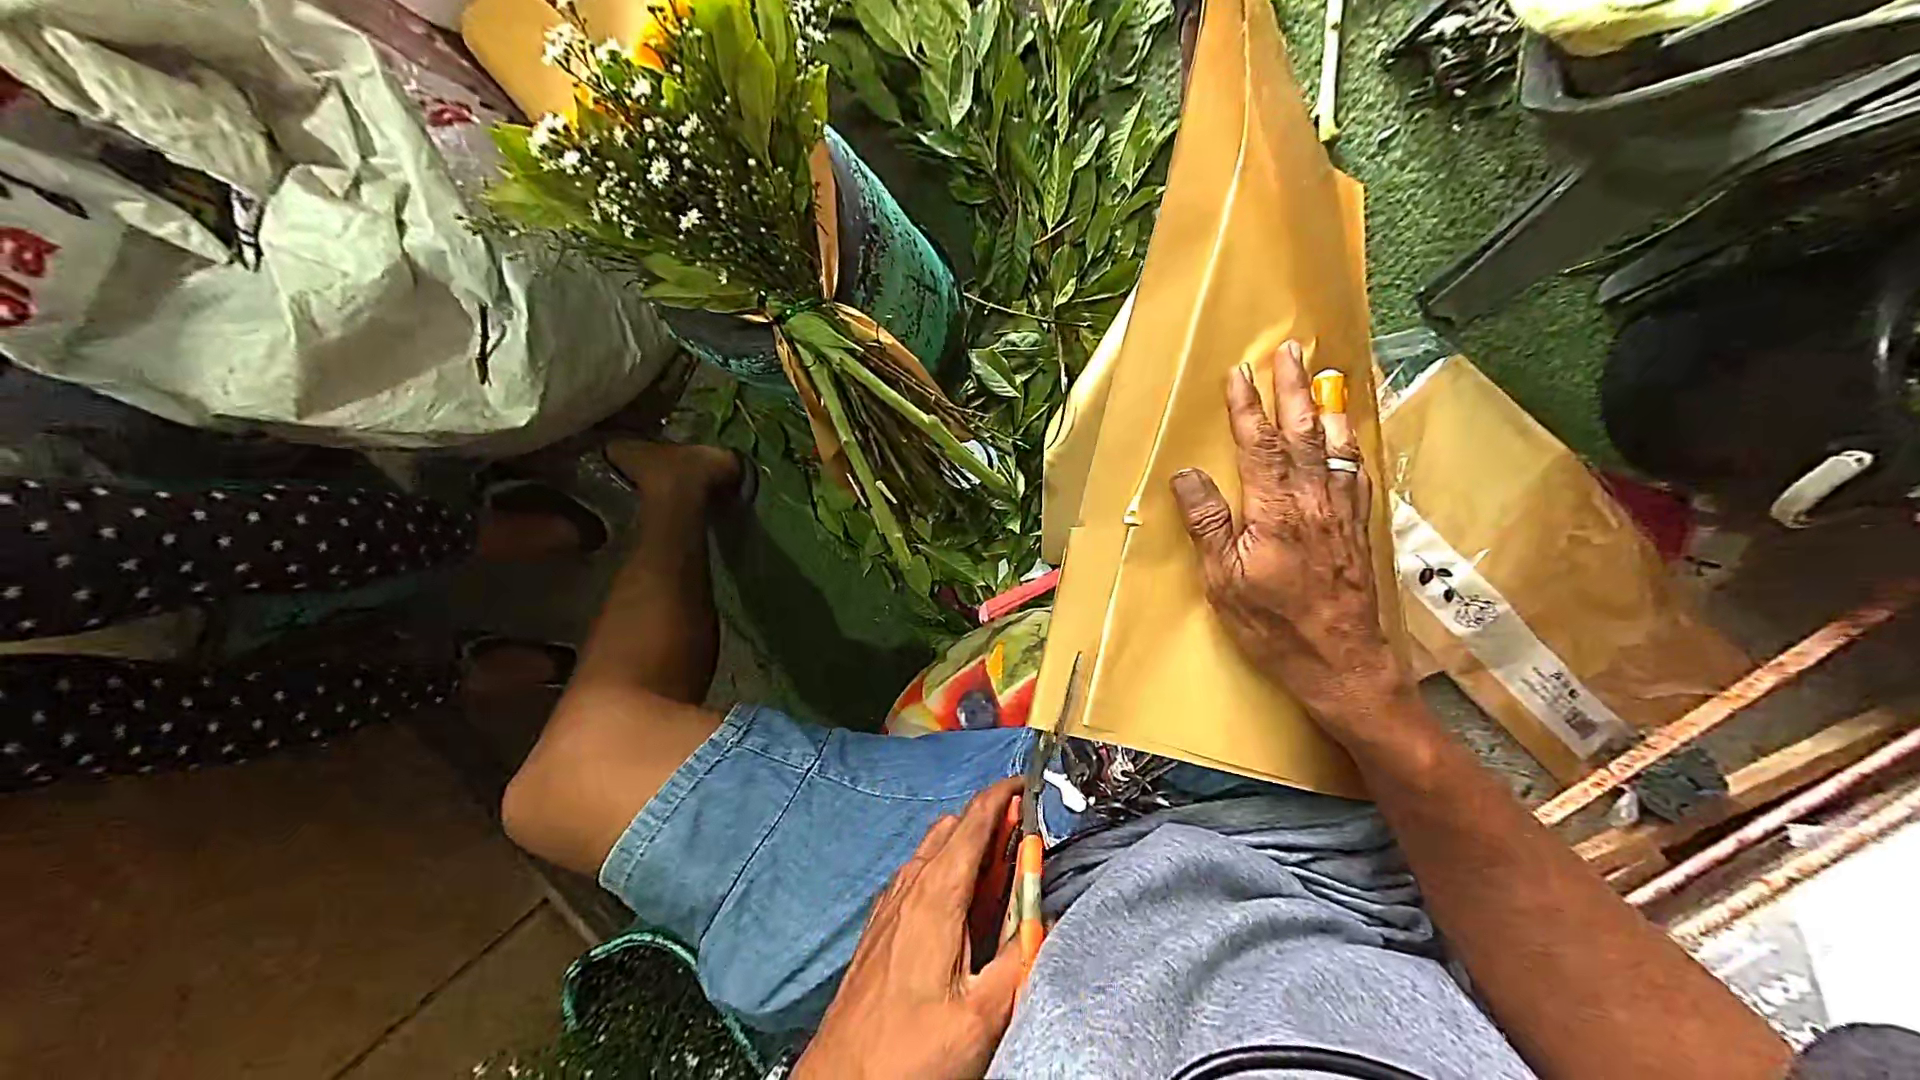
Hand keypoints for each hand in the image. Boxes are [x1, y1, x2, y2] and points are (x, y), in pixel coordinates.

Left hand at [793, 779, 1025, 1079]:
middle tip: (1026, 841)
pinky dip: (949, 868)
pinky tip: (964, 907)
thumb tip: (1047, 922)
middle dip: (992, 821)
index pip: (975, 819)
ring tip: (1001, 875)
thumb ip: (1020, 960)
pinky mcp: (883, 922)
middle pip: (955, 826)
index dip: (1005, 795)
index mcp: (937, 893)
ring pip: (936, 848)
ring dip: (970, 845)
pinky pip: (920, 873)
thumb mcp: (982, 1015)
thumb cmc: (907, 1052)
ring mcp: (892, 901)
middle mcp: (910, 884)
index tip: (1029, 786)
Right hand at [1169, 341, 1412, 737]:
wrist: (1345, 665)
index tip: (1239, 374)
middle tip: (1290, 351)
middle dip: (1293, 388)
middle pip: (1303, 433)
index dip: (1246, 408)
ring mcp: (1341, 514)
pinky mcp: (1358, 529)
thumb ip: (1209, 525)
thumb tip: (1187, 477)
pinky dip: (1352, 443)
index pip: (1258, 447)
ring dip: (1325, 405)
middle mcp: (1314, 503)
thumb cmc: (1277, 628)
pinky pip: (1357, 472)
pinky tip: (1350, 433)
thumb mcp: (1225, 583)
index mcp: (1276, 513)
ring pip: (1336, 446)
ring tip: (1324, 375)